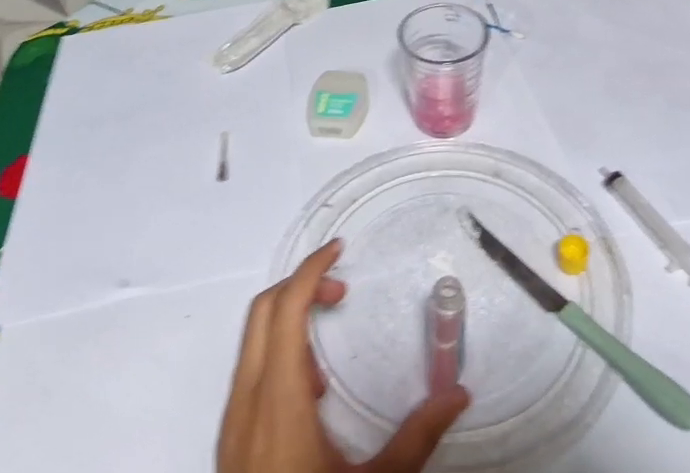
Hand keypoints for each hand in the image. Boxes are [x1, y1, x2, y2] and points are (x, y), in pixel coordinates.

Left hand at [218, 240, 470, 472]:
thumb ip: (416, 438)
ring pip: (253, 343)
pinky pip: (250, 374)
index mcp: (280, 400)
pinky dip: (278, 358)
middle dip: (302, 287)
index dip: (310, 271)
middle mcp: (247, 401)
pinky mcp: (230, 439)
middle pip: (263, 313)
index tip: (338, 250)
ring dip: (289, 324)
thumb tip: (459, 395)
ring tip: (329, 353)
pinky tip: (311, 395)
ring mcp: (232, 420)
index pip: (286, 309)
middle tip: (342, 291)